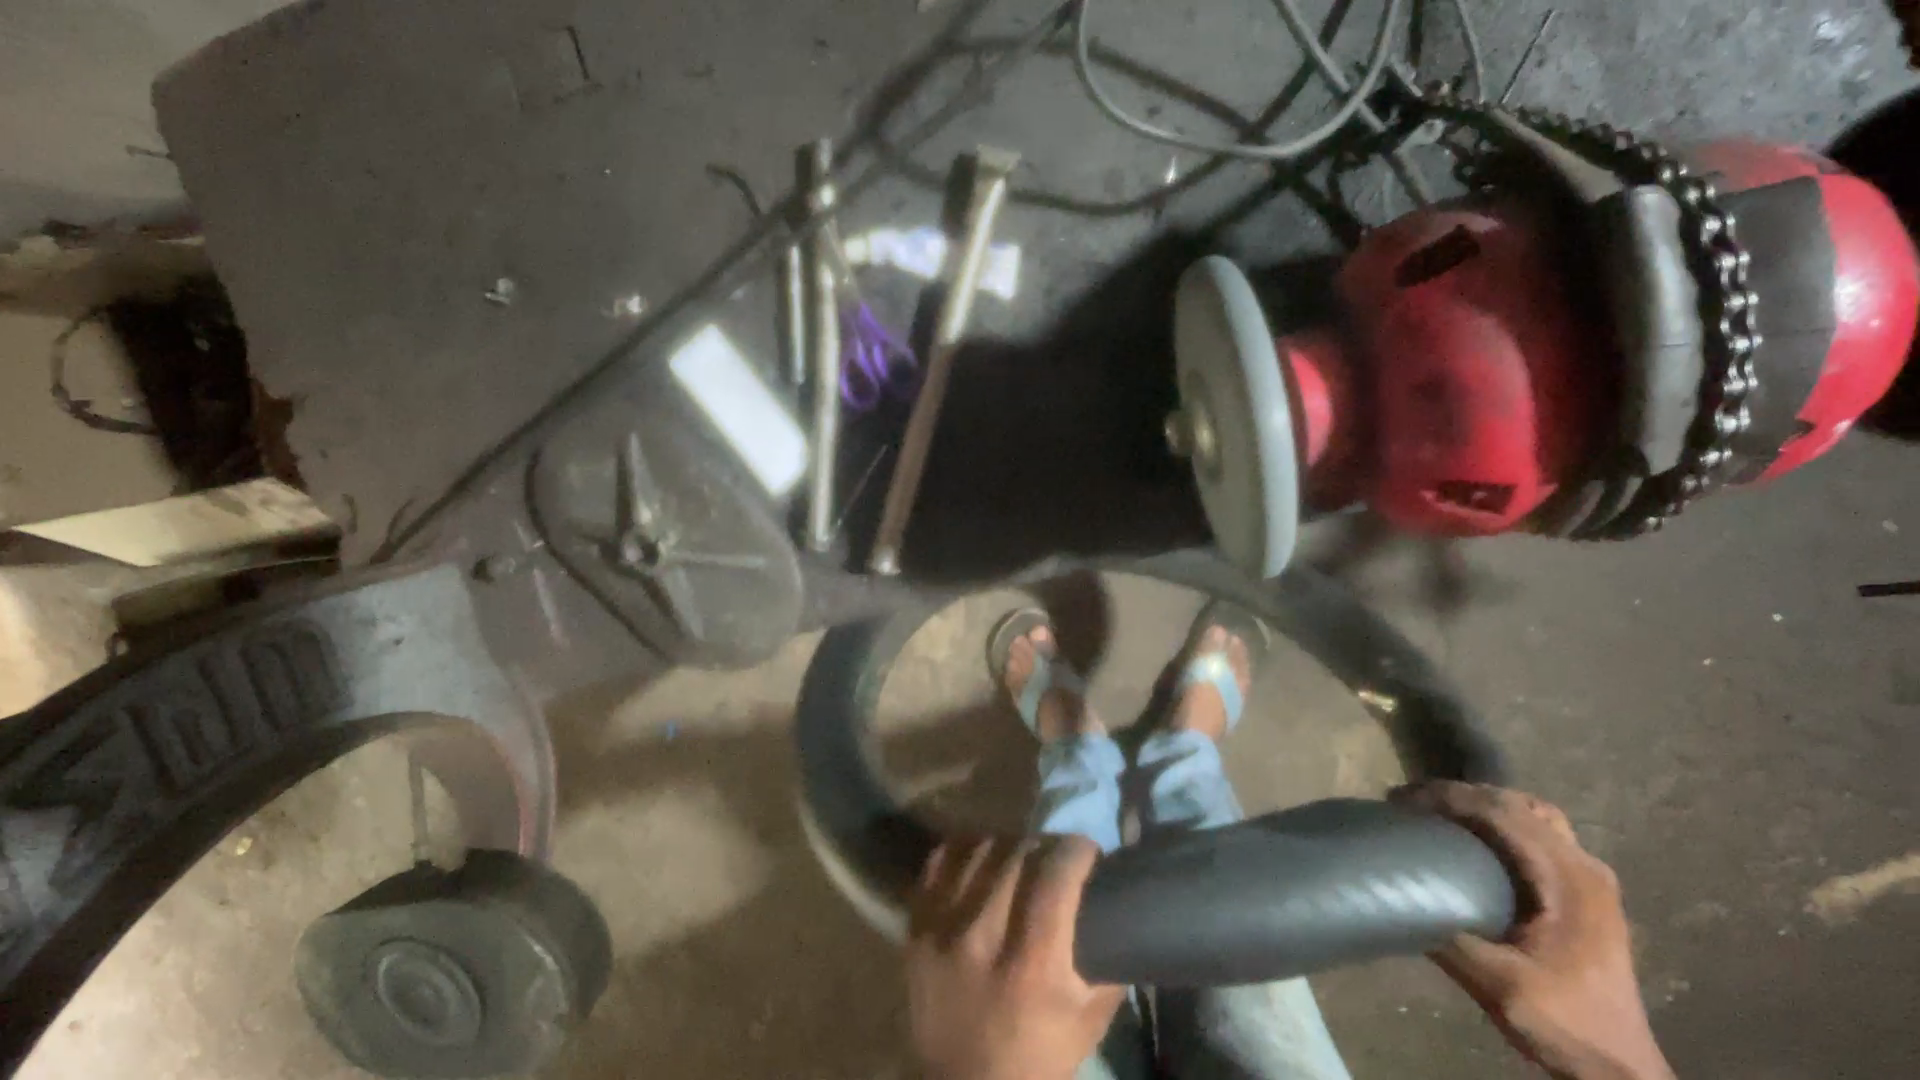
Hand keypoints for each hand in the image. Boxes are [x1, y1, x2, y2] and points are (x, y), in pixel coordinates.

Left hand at [906, 834, 1125, 1079]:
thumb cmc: (1037, 1054)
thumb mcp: (1089, 1019)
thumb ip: (1109, 963)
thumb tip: (1118, 905)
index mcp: (1031, 964)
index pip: (1055, 875)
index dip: (1077, 851)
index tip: (1089, 852)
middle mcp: (981, 936)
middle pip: (1018, 855)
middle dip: (1046, 846)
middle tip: (1058, 857)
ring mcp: (941, 928)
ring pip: (979, 849)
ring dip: (1008, 845)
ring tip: (1020, 857)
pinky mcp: (915, 926)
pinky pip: (940, 859)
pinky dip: (965, 851)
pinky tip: (982, 860)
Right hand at [1395, 782, 1674, 1079]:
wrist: (1620, 1070)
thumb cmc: (1564, 1022)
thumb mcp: (1497, 983)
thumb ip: (1448, 938)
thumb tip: (1399, 898)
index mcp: (1570, 879)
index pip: (1503, 813)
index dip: (1449, 798)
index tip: (1401, 800)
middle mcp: (1585, 867)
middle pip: (1519, 805)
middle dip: (1462, 796)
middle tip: (1411, 804)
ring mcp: (1591, 879)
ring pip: (1534, 816)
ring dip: (1485, 807)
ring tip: (1440, 817)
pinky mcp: (1586, 893)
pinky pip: (1540, 837)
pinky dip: (1503, 826)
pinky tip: (1474, 845)